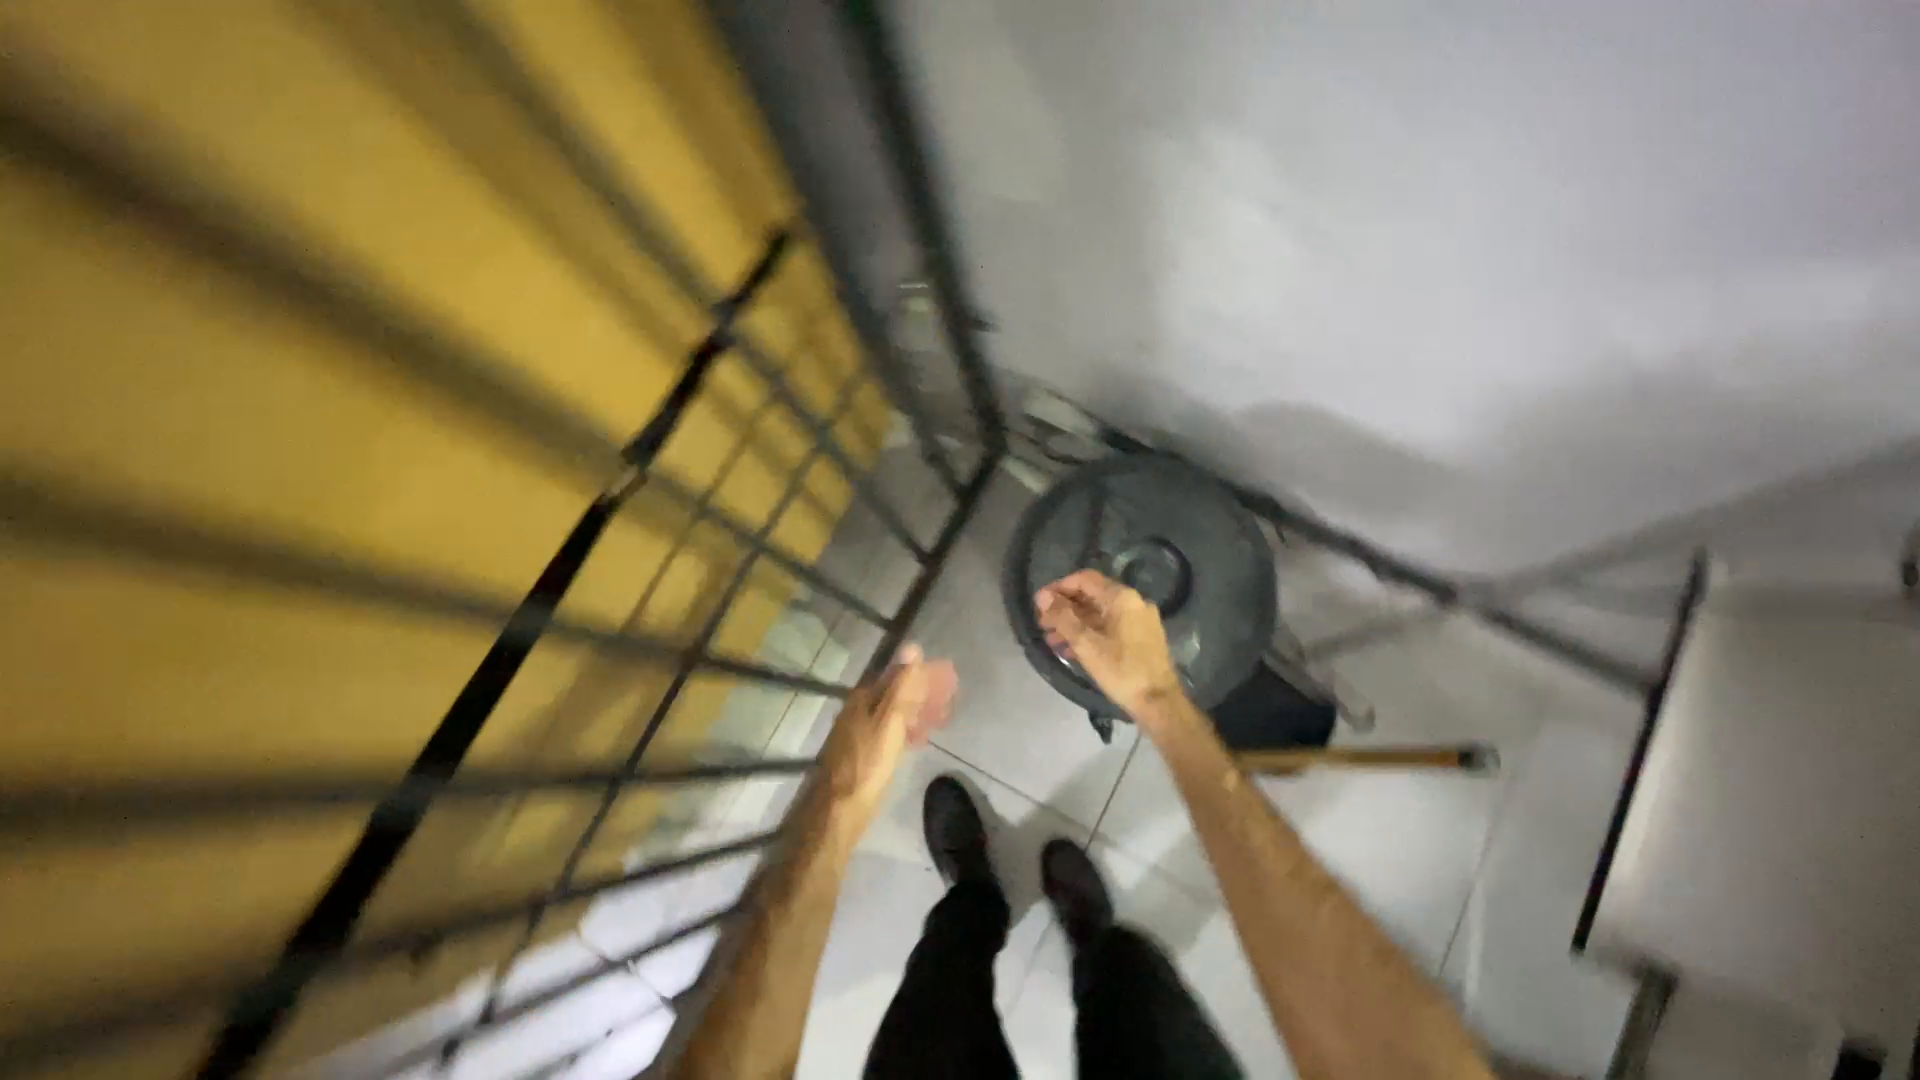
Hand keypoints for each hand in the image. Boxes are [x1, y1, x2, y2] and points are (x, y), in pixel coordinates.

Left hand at [819, 644, 956, 808]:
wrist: (840, 809)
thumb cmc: (868, 763)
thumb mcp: (889, 722)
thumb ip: (902, 687)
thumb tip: (913, 647)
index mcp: (864, 698)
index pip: (899, 675)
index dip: (925, 674)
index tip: (950, 676)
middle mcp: (859, 710)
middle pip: (897, 693)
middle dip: (924, 692)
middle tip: (952, 697)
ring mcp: (860, 732)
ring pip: (895, 713)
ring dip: (919, 711)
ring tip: (942, 717)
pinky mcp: (864, 753)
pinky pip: (892, 731)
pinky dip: (909, 729)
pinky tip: (920, 739)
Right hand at [1035, 569, 1183, 717]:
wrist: (1159, 703)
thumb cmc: (1122, 671)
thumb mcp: (1087, 644)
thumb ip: (1063, 618)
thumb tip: (1042, 596)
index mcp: (1122, 598)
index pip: (1085, 579)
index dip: (1059, 588)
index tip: (1040, 603)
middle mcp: (1134, 603)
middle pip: (1092, 596)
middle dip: (1064, 608)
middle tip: (1043, 624)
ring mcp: (1139, 620)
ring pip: (1099, 614)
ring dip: (1074, 623)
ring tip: (1051, 640)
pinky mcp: (1141, 638)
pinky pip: (1110, 627)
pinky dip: (1089, 633)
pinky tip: (1071, 649)